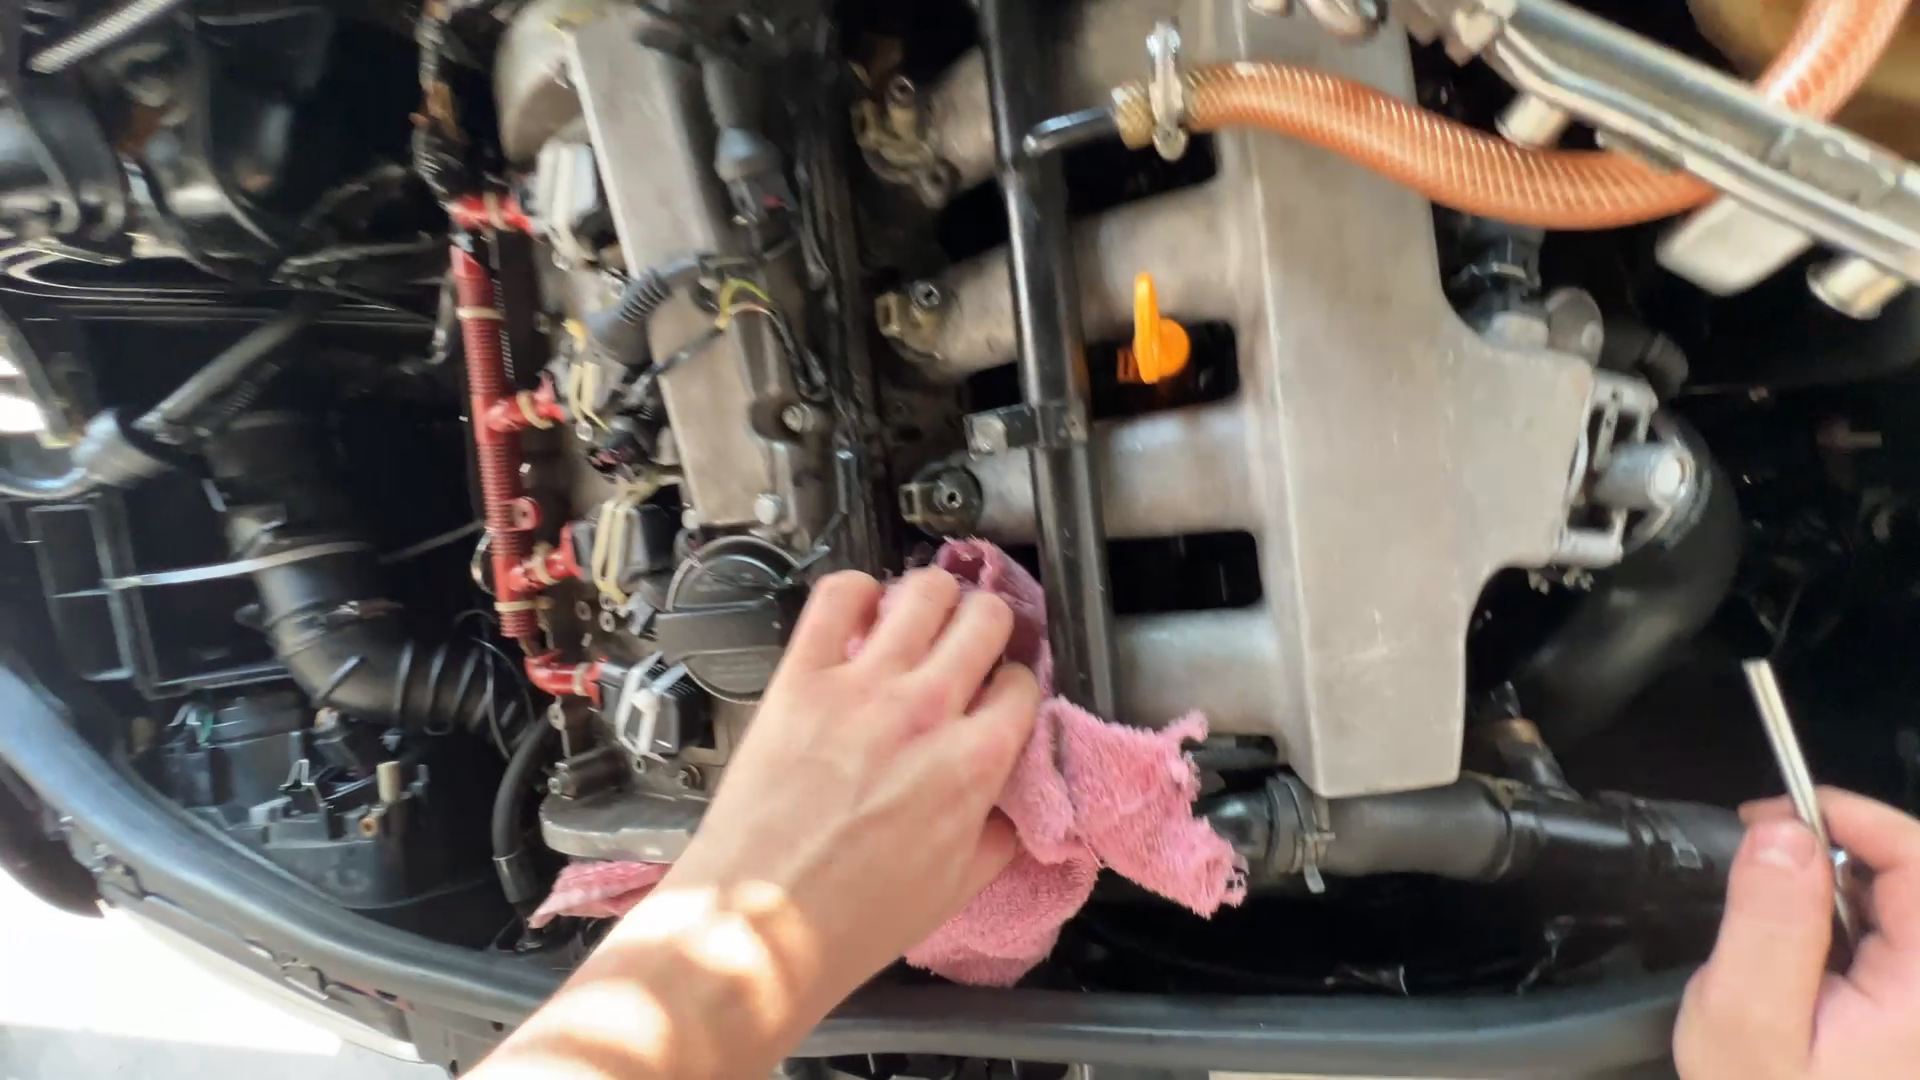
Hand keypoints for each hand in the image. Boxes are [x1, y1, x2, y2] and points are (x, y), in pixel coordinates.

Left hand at [657, 567, 1041, 1006]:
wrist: (755, 926)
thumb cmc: (853, 917)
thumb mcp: (957, 888)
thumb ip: (1002, 832)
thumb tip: (1017, 800)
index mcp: (972, 762)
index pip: (1020, 682)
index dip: (1015, 684)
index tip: (1000, 691)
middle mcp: (925, 710)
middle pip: (985, 618)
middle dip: (989, 624)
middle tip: (973, 640)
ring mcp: (861, 686)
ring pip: (924, 591)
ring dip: (935, 598)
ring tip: (924, 618)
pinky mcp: (803, 676)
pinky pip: (838, 596)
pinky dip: (858, 590)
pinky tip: (862, 613)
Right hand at [1674, 787, 1919, 1079]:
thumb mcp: (1745, 1013)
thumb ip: (1768, 920)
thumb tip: (1781, 832)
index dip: (1852, 819)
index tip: (1770, 816)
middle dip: (1840, 851)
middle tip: (1759, 855)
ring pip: (1911, 907)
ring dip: (1846, 889)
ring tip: (1783, 921)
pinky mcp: (1918, 1010)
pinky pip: (1903, 939)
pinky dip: (1858, 922)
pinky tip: (1816, 950)